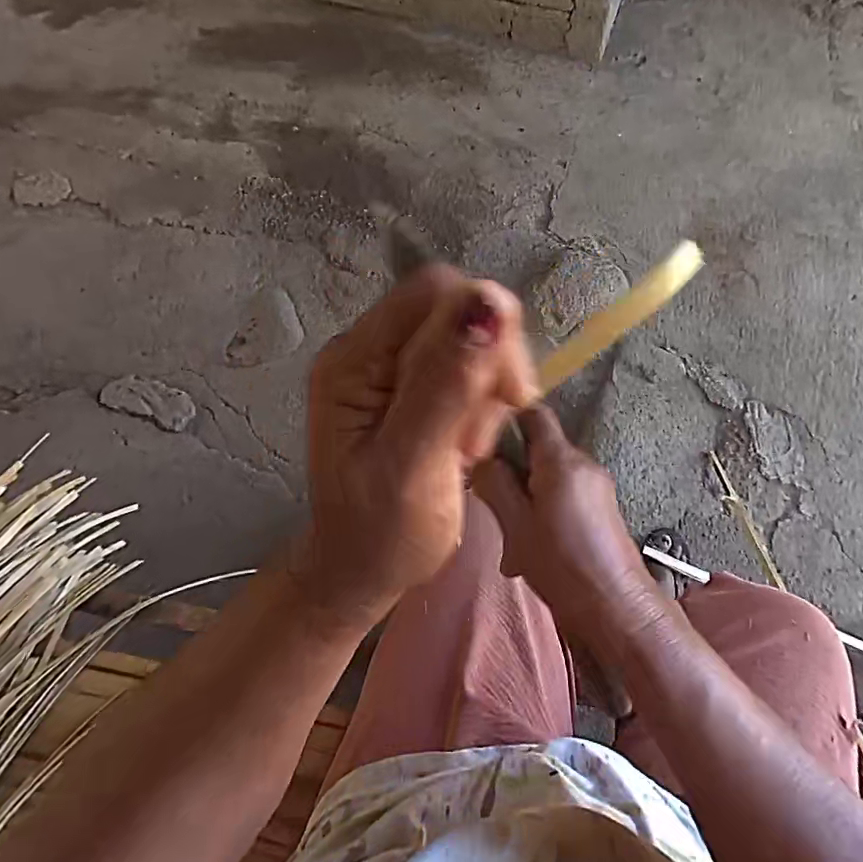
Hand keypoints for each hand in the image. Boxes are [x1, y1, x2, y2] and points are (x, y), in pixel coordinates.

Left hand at [300, 266, 536, 628]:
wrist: (364, 569)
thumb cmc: (382, 534)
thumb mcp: (413, 466)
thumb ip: (446, 385)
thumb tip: (488, 303)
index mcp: (355, 360)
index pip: (435, 293)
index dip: (484, 327)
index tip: (507, 393)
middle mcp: (371, 349)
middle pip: (459, 308)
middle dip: (491, 365)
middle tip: (482, 433)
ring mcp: (393, 366)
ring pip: (473, 337)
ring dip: (489, 390)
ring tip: (470, 448)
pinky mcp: (416, 384)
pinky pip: (472, 367)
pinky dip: (485, 402)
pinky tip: (468, 443)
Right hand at [472, 407, 663, 650]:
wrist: (616, 607)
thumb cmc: (562, 565)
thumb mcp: (516, 526)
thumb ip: (495, 486)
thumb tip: (481, 460)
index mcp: (562, 461)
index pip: (534, 415)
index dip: (505, 421)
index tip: (481, 444)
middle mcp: (584, 464)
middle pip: (539, 450)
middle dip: (512, 474)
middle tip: (493, 508)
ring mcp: (598, 486)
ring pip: (550, 477)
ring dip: (527, 500)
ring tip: (514, 542)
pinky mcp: (603, 509)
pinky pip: (566, 496)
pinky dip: (545, 513)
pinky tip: (534, 552)